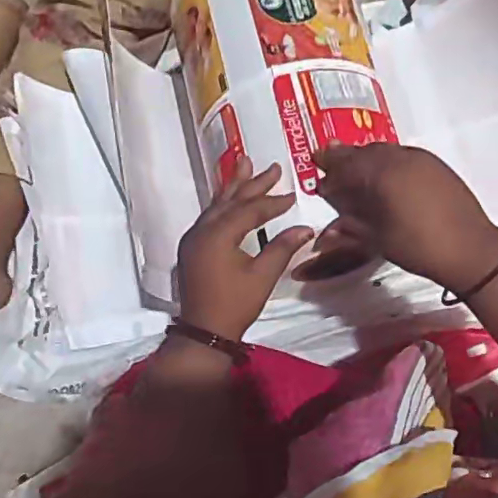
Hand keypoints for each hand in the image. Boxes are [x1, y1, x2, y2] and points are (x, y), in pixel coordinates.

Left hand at [175, 159, 312, 338]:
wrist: (203, 332)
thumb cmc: (235, 305)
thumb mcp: (262, 276)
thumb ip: (282, 248)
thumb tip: (305, 228)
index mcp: (218, 235)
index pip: (250, 211)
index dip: (272, 202)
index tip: (292, 195)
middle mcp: (202, 230)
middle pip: (230, 200)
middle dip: (251, 183)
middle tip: (270, 166)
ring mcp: (193, 238)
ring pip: (216, 205)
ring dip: (233, 187)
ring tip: (244, 165)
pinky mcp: (192, 248)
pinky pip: (209, 217)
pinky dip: (222, 204)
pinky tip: (229, 198)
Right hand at [313, 143, 497, 290]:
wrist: (471, 250)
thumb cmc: (419, 247)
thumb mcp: (379, 240)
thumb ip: (351, 229)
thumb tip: (327, 233)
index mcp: (382, 174)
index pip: (346, 166)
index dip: (330, 170)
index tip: (317, 173)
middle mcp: (399, 159)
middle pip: (365, 152)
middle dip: (344, 157)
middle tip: (326, 157)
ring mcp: (421, 160)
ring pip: (384, 151)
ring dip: (366, 157)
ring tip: (353, 166)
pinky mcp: (436, 166)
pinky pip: (402, 155)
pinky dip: (386, 161)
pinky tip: (383, 175)